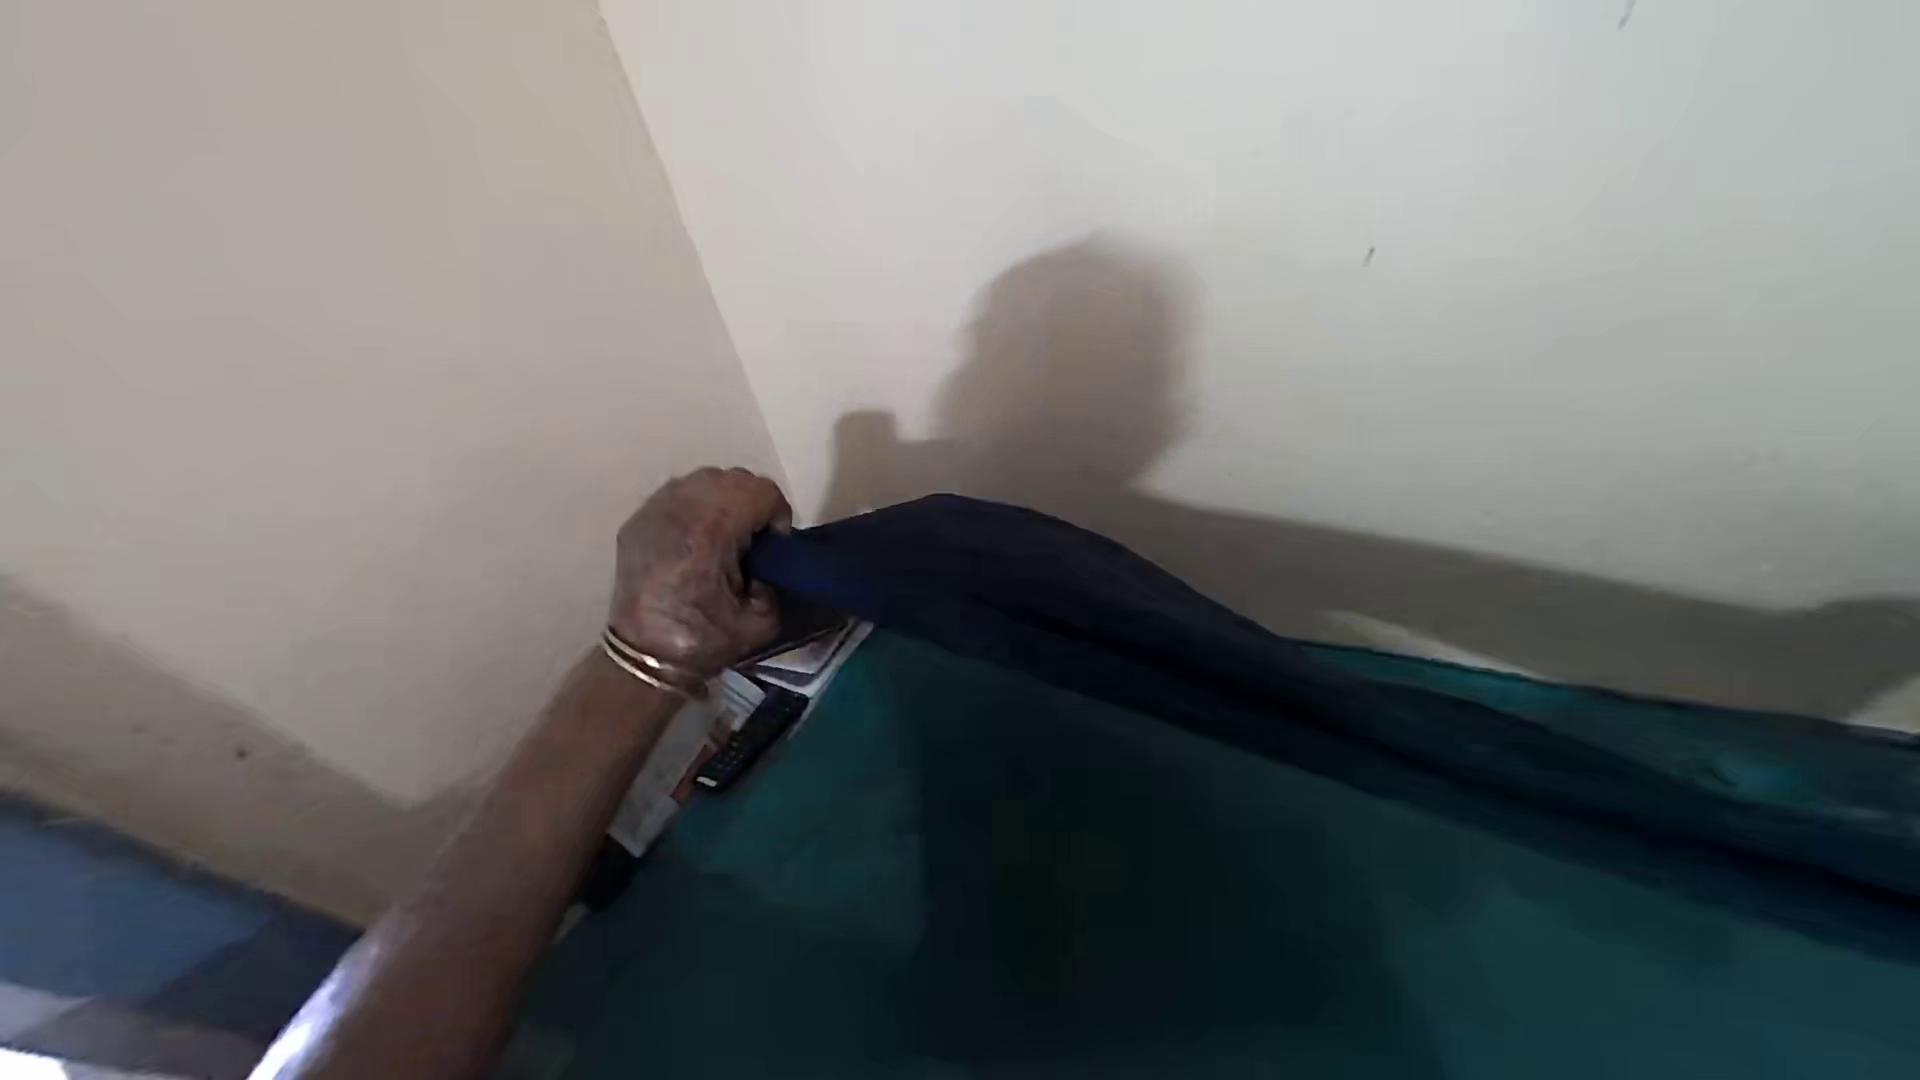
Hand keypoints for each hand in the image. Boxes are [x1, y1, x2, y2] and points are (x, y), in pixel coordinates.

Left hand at [608, 467, 791, 675]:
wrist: (644, 655)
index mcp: (712, 530)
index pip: (762, 491)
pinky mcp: (638, 519)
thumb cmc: (705, 639)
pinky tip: (696, 540)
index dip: (776, 515)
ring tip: (724, 536)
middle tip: (752, 539)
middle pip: (734, 479)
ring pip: (705, 480)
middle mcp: (681, 508)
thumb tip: (769, 557)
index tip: (773, 544)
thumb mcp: (763, 618)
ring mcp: (654, 510)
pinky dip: (696, 507)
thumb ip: (776, 577)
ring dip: (724, 501)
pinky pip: (679, 494)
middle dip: (752, 504)